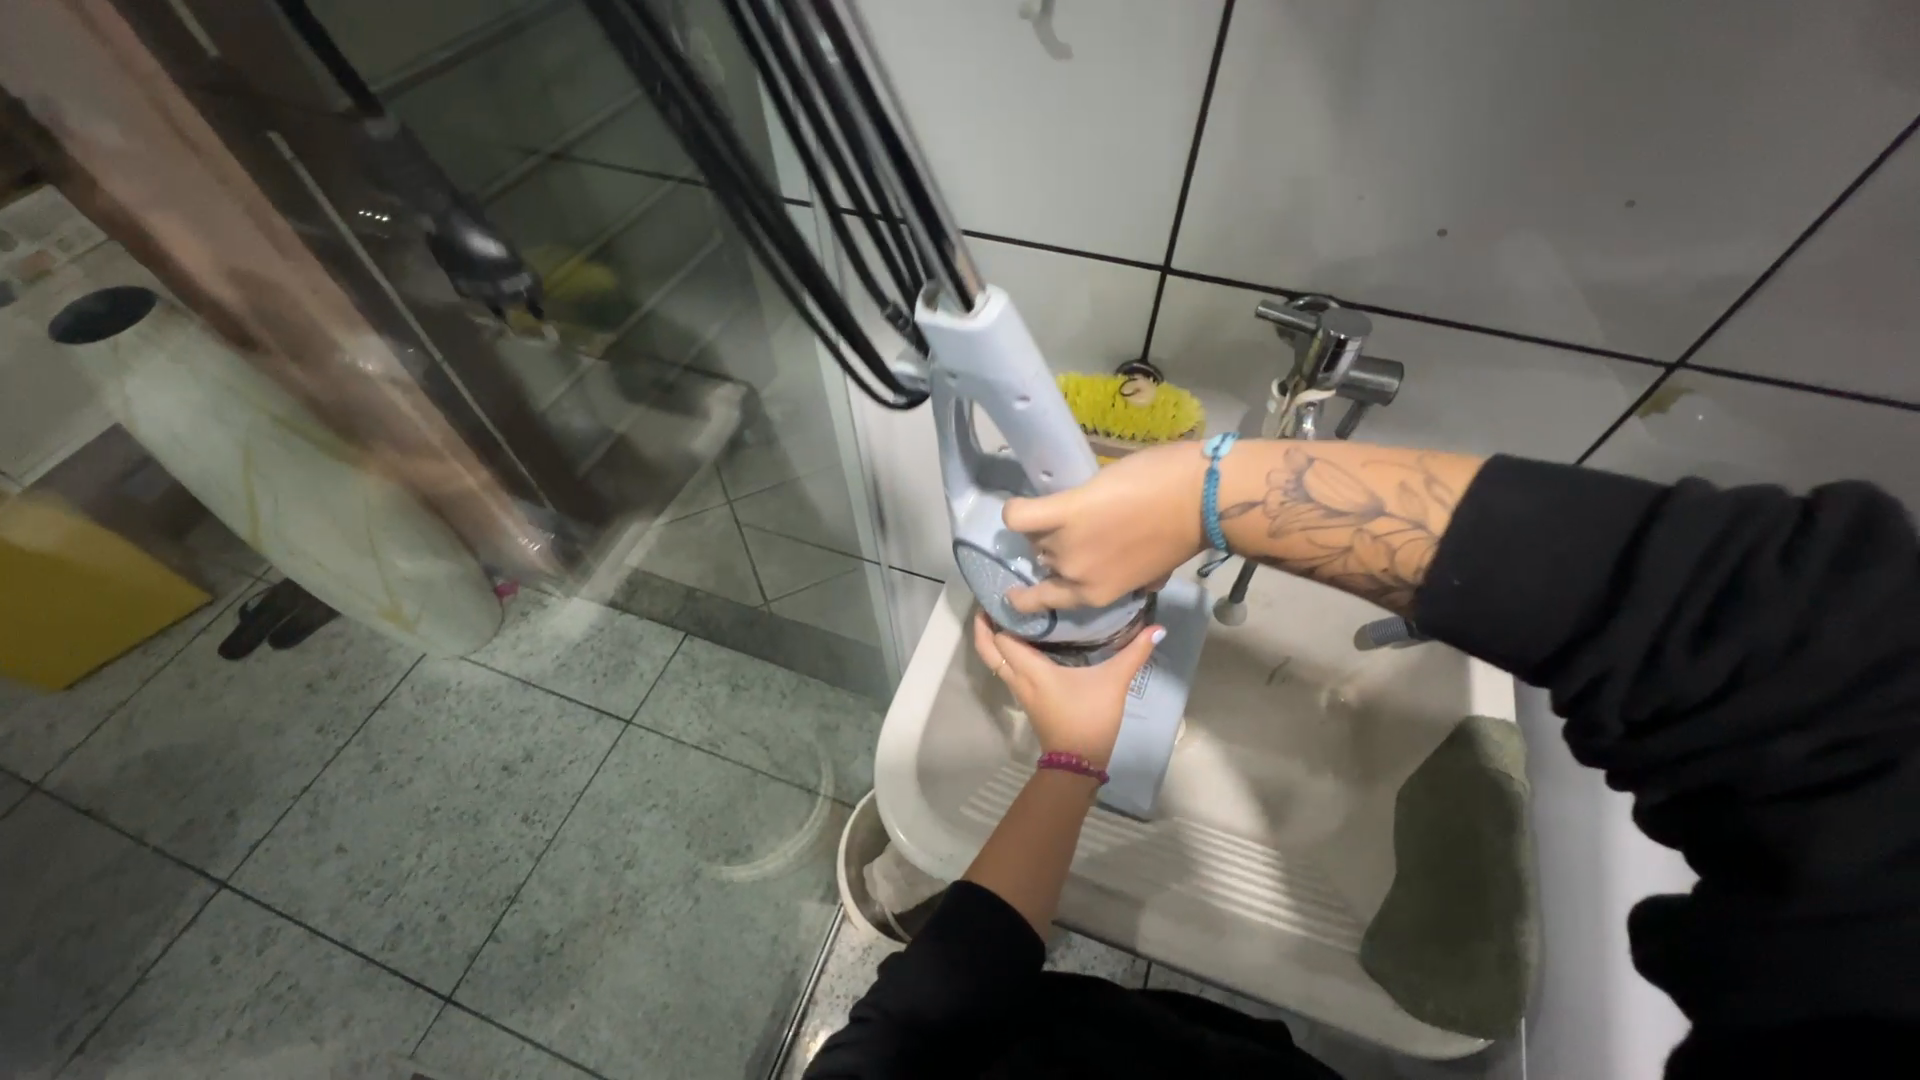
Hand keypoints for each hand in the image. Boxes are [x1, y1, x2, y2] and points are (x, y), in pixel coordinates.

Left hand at [972, 610, 1162, 766]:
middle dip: (983, 626)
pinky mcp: (1026, 698)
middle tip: (990, 602)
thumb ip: (1134, 653)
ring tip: (1005, 614)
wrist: (1078, 762)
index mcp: (1031, 670)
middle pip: (987, 649)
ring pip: (994, 661)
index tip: (1001, 591)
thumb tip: (1159, 628)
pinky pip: (1005, 670)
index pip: (1001, 638)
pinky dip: (1005, 653)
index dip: (996, 615)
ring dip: (992, 639)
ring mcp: (1019, 690)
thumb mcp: (1113, 683)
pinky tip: (1023, 640)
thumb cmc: (1090, 718)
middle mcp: (1018, 677)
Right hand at [1002, 441, 1208, 615]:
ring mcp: (1066, 547)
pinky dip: (1015, 512)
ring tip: (1066, 503)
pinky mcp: (1062, 513)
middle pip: (1042, 558)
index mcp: (1097, 594)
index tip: (1022, 590)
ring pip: (1034, 534)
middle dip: (1053, 544)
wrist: (1200, 499)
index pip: (1044, 600)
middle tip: (1073, 524)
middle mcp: (1075, 576)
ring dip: (1045, 521)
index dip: (1029, 595)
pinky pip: (1018, 516)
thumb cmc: (1184, 532)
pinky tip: (1021, 508)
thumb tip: (1136, 578)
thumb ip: (1133, 578)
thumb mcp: (1156, 570)